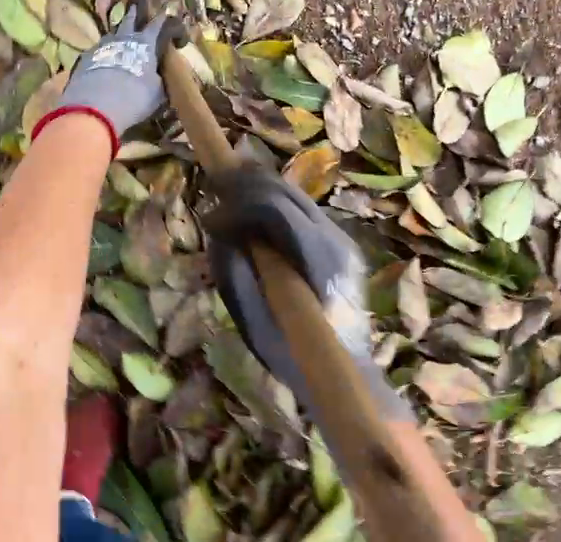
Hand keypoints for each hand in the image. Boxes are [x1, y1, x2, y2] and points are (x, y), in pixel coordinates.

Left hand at [34, 0, 180, 154]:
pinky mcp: (86, 56)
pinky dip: (104, 50)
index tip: (167, 15)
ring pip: (113, 32)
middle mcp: (124, 37)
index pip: (158, 24)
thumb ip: (159, 79)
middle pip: (130, 18)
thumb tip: (159, 76)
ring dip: (119, 31)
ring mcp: (102, 44)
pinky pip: (99, 48)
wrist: (94, 106)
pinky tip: (104, 58)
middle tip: (137, 4)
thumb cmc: (134, 98)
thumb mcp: (157, 93)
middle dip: (136, 11)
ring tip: (121, 33)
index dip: (164, 20)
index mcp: (146, 43)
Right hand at [204, 165, 408, 420]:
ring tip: (227, 197)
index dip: (237, 205)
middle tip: (213, 191)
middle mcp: (335, 240)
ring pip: (294, 195)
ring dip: (258, 191)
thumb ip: (239, 275)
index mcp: (318, 262)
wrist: (351, 373)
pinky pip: (299, 209)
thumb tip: (221, 234)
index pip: (274, 210)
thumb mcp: (258, 323)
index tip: (209, 217)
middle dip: (244, 187)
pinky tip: (251, 213)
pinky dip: (271, 203)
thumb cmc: (299, 358)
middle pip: (284, 193)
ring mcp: (341, 238)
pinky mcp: (339, 241)